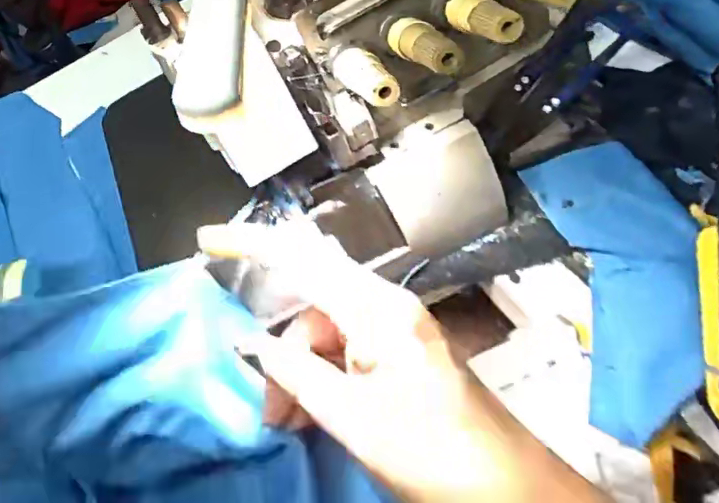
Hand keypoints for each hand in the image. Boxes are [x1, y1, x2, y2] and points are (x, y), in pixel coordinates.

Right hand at [198, 224, 605, 502]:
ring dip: (297, 372)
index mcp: (373, 306)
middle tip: (265, 403)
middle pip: (307, 301)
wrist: (511, 488)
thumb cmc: (436, 450)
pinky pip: (340, 349)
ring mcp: (389, 325)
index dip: (249, 244)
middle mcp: (380, 303)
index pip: (300, 257)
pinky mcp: (393, 349)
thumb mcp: (355, 418)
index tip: (207, 241)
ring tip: (287, 421)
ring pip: (320, 331)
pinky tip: (309, 413)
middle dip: (276, 344)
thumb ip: (297, 374)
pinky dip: (319, 378)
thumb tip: (250, 345)